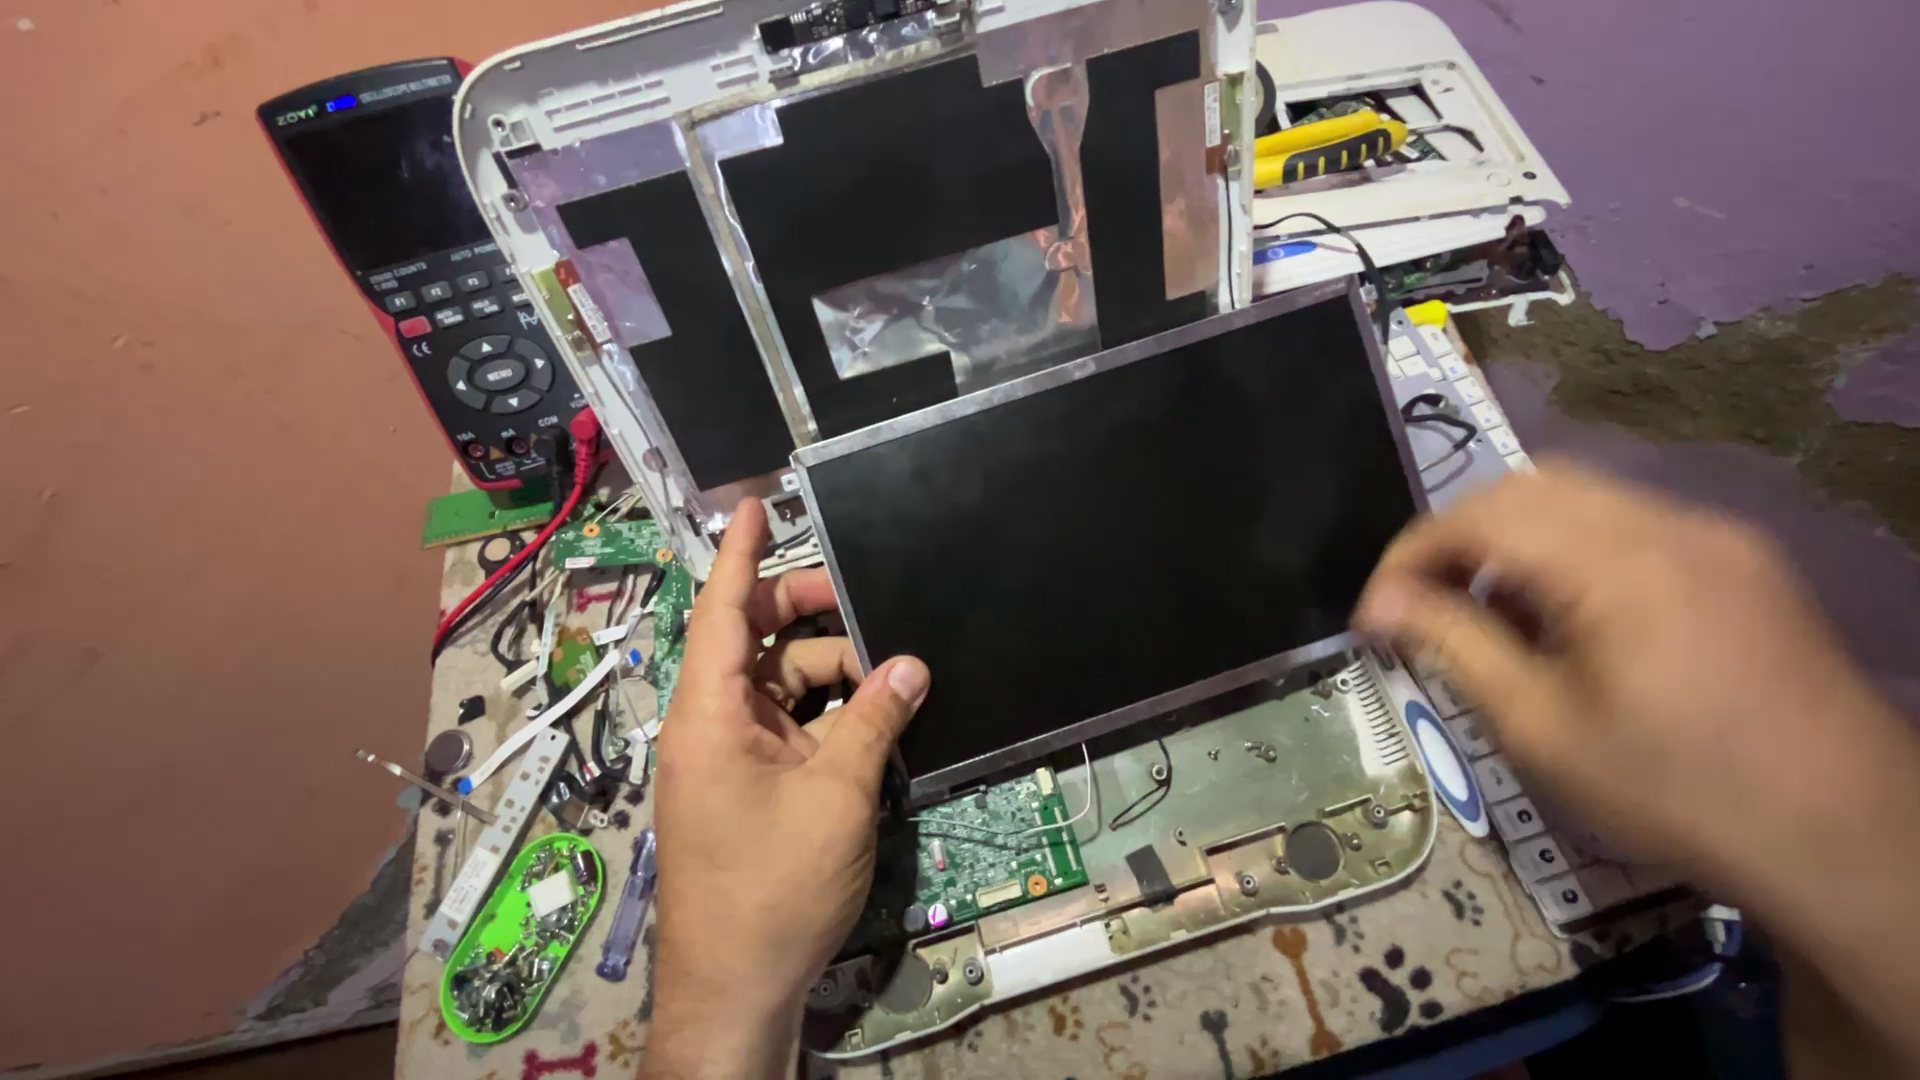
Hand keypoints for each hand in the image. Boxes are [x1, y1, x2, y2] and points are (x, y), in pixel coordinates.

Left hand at [643, 499, 928, 1079]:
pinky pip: (794, 722)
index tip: (756, 505)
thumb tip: (913, 665)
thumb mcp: (836, 795)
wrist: (737, 987)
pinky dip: (832, 713)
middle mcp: (715, 722)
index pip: (723, 612)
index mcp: (712, 714)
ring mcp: (734, 753)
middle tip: (873, 601)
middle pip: (762, 641)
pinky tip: (877, 715)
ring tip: (896, 676)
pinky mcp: (753, 780)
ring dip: (837, 673)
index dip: (741, 554)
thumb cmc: (773, 887)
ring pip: (786, 682)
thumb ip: (874, 719)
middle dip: (815, 615)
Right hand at [1354, 461, 1919, 1067]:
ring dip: (1503, 538)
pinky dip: (1558, 548)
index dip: (1409, 556)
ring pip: (1571, 495)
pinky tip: (1552, 612)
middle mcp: (1671, 526)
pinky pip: (1620, 521)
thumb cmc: (1677, 792)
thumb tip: (1379, 605)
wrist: (1857, 844)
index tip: (1375, 614)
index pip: (1479, 516)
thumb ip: (1453, 643)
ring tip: (1480, 608)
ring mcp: (1713, 537)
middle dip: (1452, 536)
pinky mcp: (1735, 560)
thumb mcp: (1539, 725)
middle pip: (1523, 487)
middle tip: (1418, 600)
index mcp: (1621, 566)